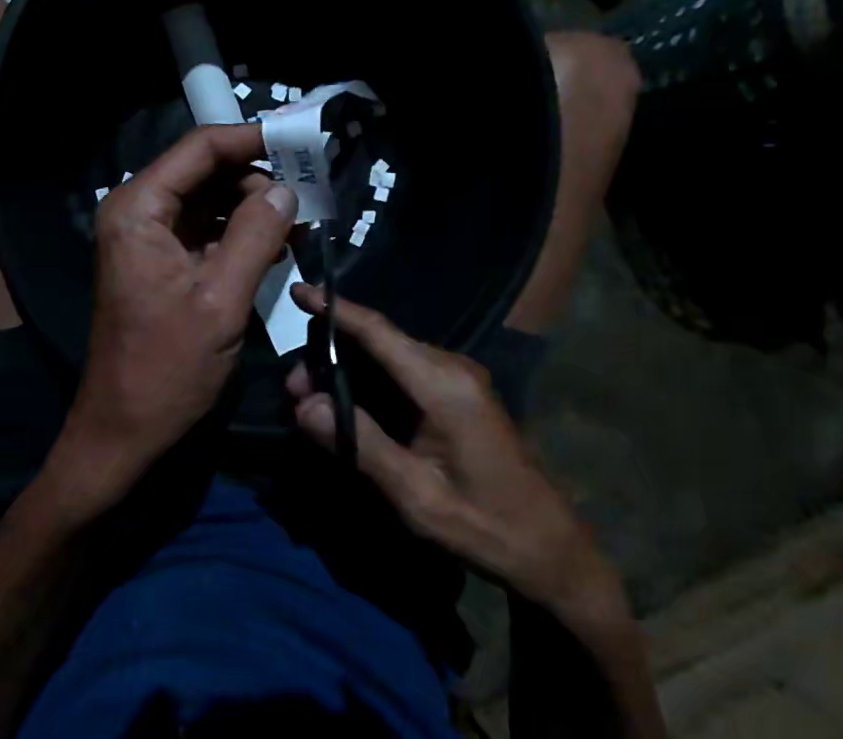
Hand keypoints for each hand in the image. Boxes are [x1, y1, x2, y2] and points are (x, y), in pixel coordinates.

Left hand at [49, 124, 296, 511]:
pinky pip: (206, 232)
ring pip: (209, 201)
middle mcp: (137, 213)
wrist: (125, 428)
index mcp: (138, 209)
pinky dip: (241, 234)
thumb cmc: (167, 368)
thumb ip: (256, 236)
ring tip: (302, 225)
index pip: (201, 149)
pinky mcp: (161, 263)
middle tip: (311, 194)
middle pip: (205, 172)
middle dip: (258, 178)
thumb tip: (286, 189)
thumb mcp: (221, 299)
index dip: (253, 140)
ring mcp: (147, 239)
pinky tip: (277, 247)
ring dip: (253, 208)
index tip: (303, 141)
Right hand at [286, 285, 628, 631]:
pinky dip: (367, 382)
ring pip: (387, 357)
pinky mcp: (457, 394)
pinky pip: (401, 373)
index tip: (297, 290)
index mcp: (445, 387)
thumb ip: (360, 444)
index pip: (380, 334)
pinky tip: (344, 407)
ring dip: (345, 371)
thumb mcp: (416, 495)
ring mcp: (458, 380)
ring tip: (309, 403)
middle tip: (292, 391)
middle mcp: (452, 370)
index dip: (337, 310)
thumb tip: (303, 404)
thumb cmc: (485, 527)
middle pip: (377, 343)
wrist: (551, 551)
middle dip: (328, 356)